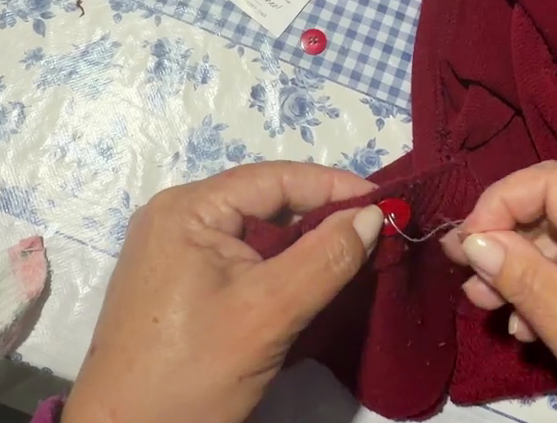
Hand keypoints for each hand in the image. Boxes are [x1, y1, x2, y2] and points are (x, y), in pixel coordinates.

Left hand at [65, 162, 384, 422]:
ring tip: (349, 254)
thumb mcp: (267, 315)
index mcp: (188, 207)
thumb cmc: (190, 376)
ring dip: (300, 241)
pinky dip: (275, 263)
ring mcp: (171, 246)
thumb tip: (374, 213)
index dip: (333, 186)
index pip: (275, 178)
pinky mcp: (175, 278)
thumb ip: (326, 259)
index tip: (385, 202)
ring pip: (253, 229)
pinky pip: (237, 253)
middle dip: (319, 214)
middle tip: (373, 232)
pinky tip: (305, 279)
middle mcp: (176, 214)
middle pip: (264, 200)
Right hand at [443, 162, 556, 422]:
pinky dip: (556, 289)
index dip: (500, 204)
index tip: (467, 247)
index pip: (552, 183)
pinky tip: (530, 324)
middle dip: (507, 241)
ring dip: (525, 270)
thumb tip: (475, 241)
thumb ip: (533, 288)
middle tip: (466, 281)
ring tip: (489, 308)